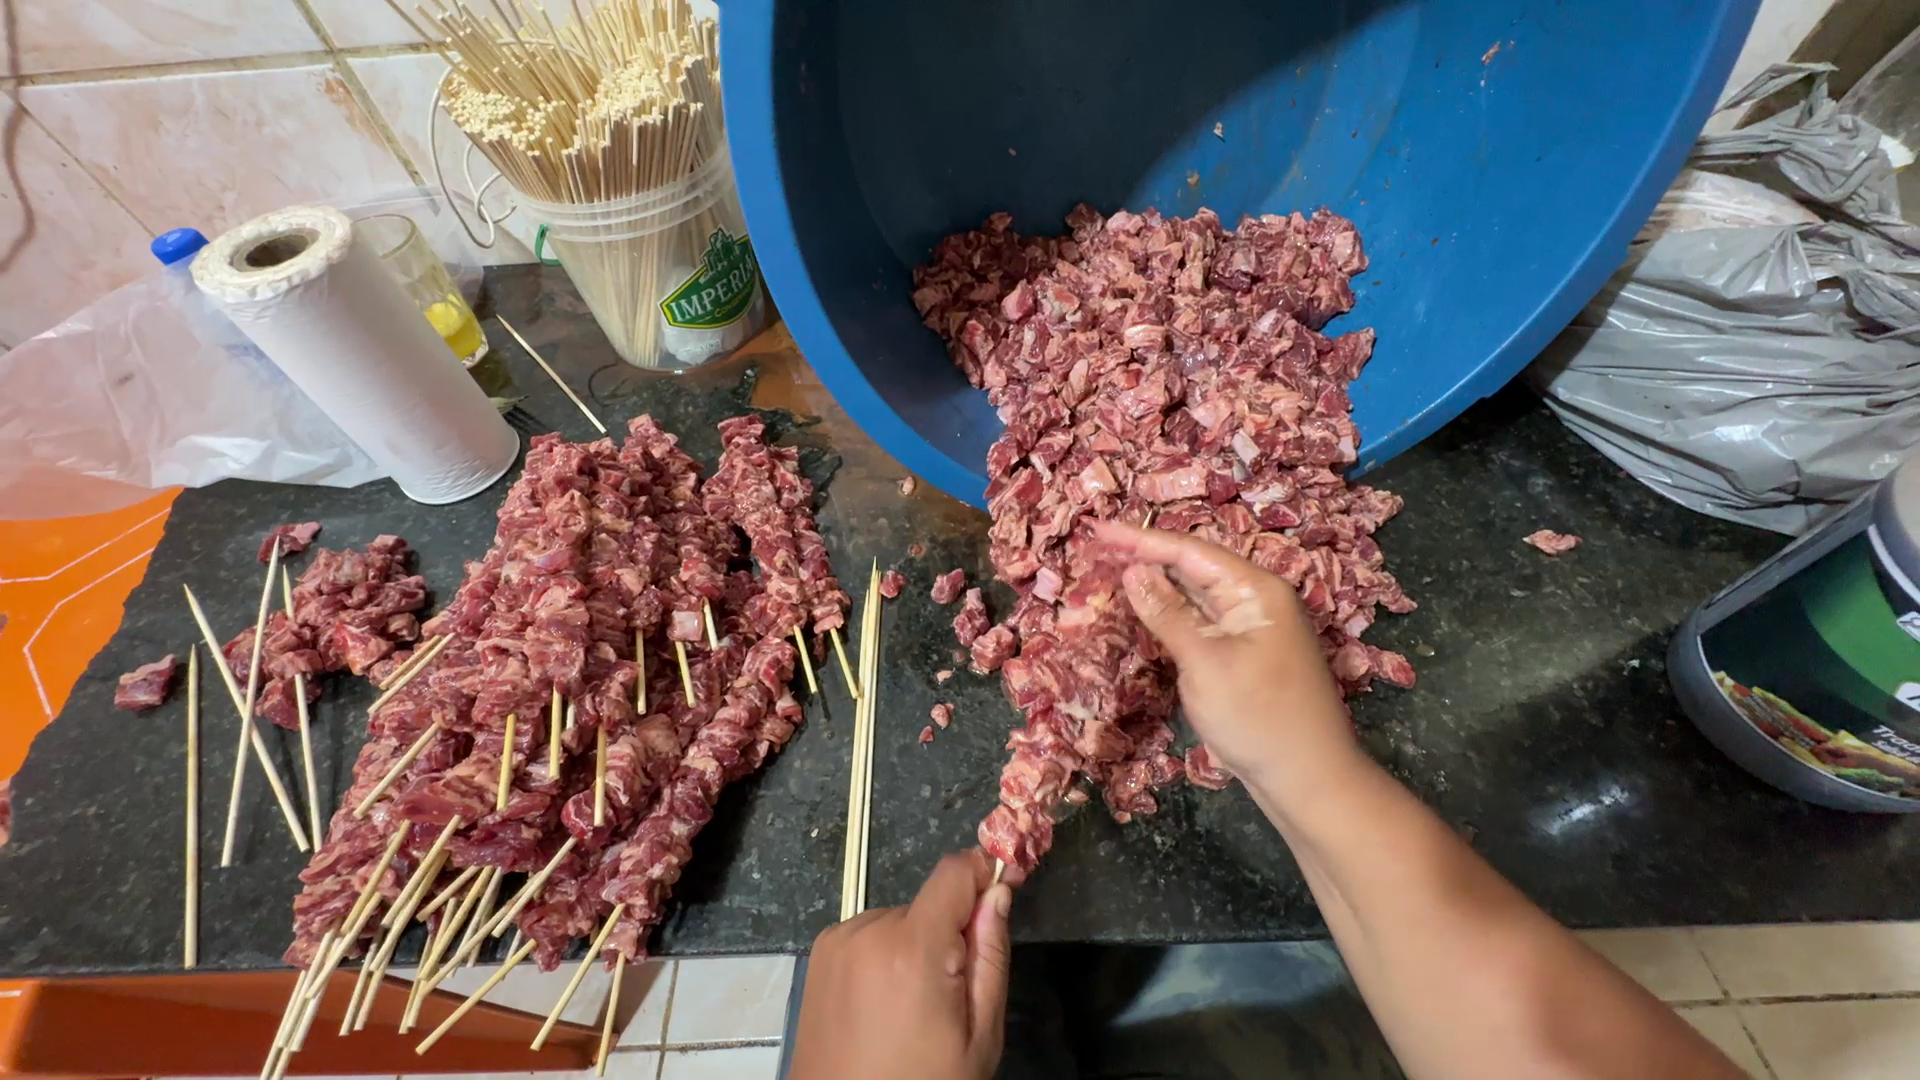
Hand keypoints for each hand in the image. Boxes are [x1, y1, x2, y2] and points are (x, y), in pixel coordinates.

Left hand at [788, 850, 1012, 1079]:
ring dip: (914, 946)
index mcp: (913, 947)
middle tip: (950, 993)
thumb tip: (998, 890)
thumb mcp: (979, 1036)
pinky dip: (883, 956)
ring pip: (900, 920)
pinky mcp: (820, 952)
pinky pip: (870, 934)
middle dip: (947, 933)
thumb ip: (991, 955)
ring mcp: (839, 939)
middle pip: (928, 904)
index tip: (1003, 885)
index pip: (953, 871)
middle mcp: (870, 929)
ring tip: (909, 1008)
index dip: (981, 870)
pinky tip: (880, 1004)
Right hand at [1095, 521, 1358, 783]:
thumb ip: (1167, 613)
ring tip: (1111, 566)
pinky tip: (1144, 607)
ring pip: (1195, 593)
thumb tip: (1132, 571)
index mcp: (1255, 590)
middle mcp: (1255, 600)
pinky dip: (1170, 612)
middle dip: (1146, 556)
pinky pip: (1200, 620)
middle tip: (1098, 545)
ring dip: (1156, 582)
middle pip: (1193, 566)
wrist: (1308, 779)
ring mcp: (1250, 627)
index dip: (1141, 540)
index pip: (1190, 552)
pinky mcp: (1242, 652)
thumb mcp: (1205, 662)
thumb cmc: (1258, 717)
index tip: (1099, 529)